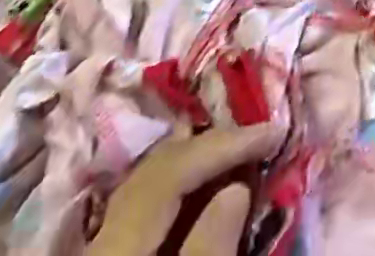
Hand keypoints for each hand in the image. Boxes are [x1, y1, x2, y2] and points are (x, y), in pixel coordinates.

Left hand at [87, 122, 283, 255]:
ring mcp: (100, 238)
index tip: (274, 131)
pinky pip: (144, 197)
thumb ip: (209, 247)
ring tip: (237, 149)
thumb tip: (238, 184)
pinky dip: (179, 180)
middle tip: (260, 135)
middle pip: (158, 164)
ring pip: (149, 176)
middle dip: (212, 142)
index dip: (227, 143)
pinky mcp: (109, 249)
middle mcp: (104, 228)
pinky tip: (202, 183)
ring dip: (196, 157)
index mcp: (120, 239)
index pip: (176, 167)